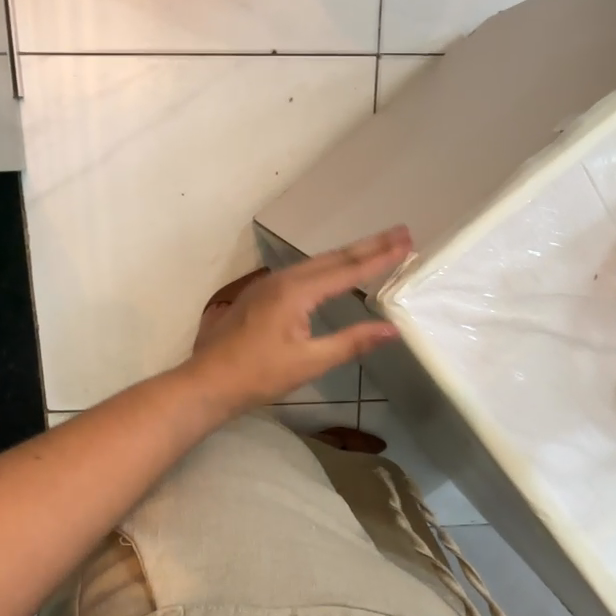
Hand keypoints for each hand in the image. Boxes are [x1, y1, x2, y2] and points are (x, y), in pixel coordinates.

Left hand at [181, 227, 408, 414]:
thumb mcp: (309, 363)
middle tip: (401, 233)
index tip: (407, 242)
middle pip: (333, 258)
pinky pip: (301, 273)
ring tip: (375, 247)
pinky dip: (326, 268)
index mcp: (296, 292)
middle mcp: (282, 279)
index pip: (348, 270)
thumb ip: (351, 343)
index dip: (380, 256)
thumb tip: (391, 330)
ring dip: (347, 255)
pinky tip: (333, 273)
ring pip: (315, 263)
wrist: (208, 382)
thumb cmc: (258, 375)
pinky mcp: (259, 296)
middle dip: (368, 246)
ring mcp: (267, 285)